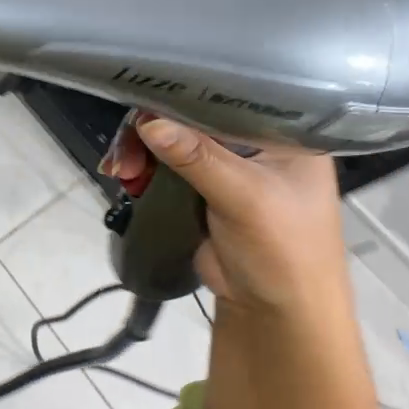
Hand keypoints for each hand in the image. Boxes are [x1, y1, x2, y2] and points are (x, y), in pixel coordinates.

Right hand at [109, 119, 349, 314]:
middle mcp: (256, 143)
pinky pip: (162, 162)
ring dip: (139, 152)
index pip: (229, 96)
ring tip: (123, 174)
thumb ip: (198, 158)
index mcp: (285, 137)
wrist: (276, 316)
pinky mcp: (201, 185)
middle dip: (151, 131)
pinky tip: (127, 181)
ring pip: (169, 138)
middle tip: (127, 155)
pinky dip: (141, 168)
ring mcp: (227, 164)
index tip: (144, 98)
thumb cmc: (284, 254)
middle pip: (189, 116)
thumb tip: (147, 122)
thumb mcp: (246, 200)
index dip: (185, 92)